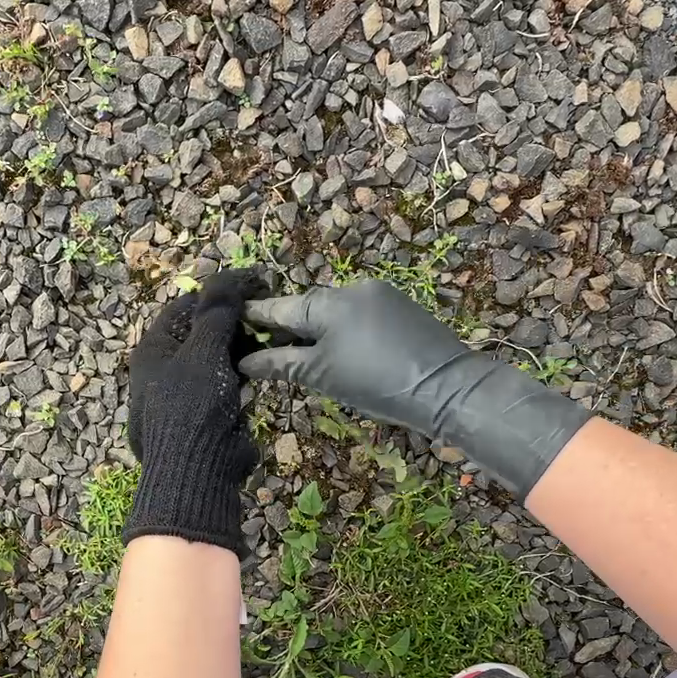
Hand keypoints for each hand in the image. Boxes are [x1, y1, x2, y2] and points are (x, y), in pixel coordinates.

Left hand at [123, 270, 263, 556]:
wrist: (195, 472)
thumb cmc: (192, 406)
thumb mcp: (204, 351)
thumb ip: (217, 313)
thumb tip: (229, 278)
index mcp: (154, 349)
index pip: (187, 306)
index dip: (220, 292)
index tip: (256, 285)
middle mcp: (163, 369)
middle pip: (203, 332)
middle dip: (234, 323)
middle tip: (267, 315)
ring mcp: (183, 395)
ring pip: (217, 360)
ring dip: (241, 351)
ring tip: (269, 341)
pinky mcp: (204, 417)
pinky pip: (225, 388)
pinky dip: (241, 380)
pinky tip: (258, 377)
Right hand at [240, 280, 590, 496]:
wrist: (447, 388)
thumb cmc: (375, 384)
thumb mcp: (321, 377)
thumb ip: (279, 364)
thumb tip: (243, 362)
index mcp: (324, 303)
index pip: (276, 307)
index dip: (251, 316)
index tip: (229, 320)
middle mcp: (348, 289)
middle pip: (304, 307)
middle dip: (285, 328)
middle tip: (264, 351)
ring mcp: (378, 294)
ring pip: (332, 311)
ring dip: (314, 331)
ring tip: (305, 359)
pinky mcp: (400, 306)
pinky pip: (357, 315)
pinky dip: (341, 331)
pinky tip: (342, 355)